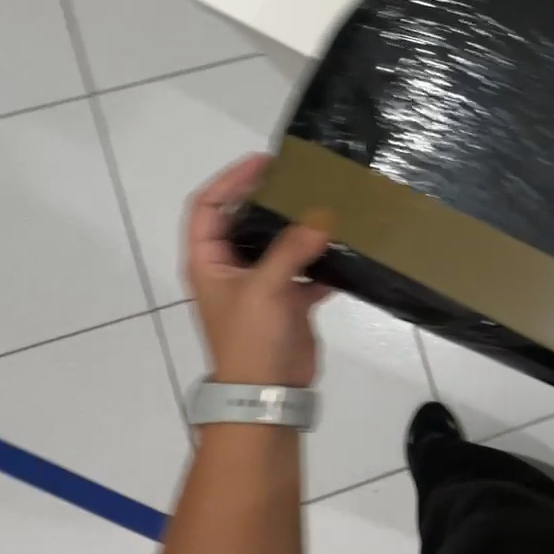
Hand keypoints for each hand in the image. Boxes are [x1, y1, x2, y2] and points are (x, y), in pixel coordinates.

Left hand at [185, 155, 333, 387]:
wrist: (268, 391)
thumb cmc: (249, 338)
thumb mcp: (264, 289)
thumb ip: (291, 250)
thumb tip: (322, 219)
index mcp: (209, 260)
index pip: (209, 207)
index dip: (230, 181)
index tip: (264, 162)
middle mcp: (232, 267)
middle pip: (246, 221)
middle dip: (270, 199)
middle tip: (302, 179)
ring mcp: (262, 284)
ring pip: (280, 244)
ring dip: (301, 228)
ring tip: (328, 206)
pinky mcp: (289, 301)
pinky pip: (307, 271)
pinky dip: (324, 262)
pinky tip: (345, 253)